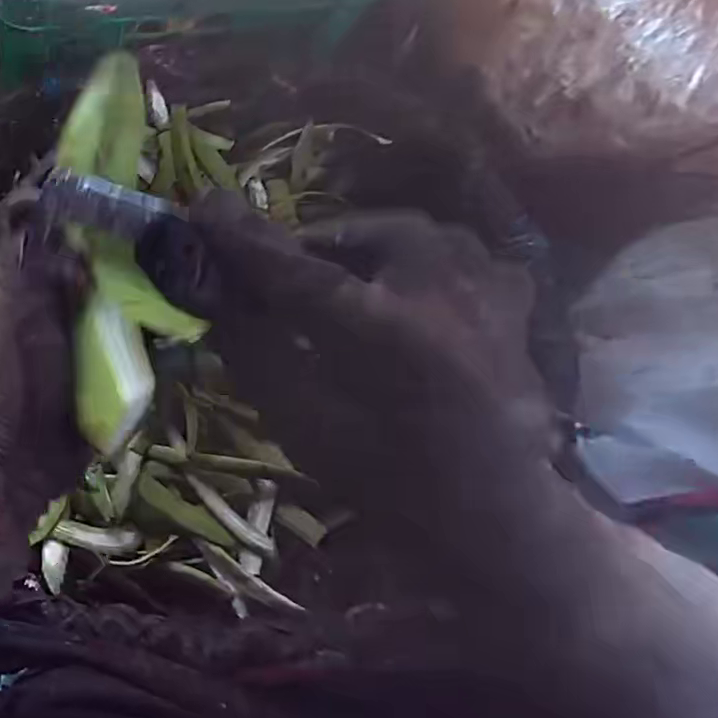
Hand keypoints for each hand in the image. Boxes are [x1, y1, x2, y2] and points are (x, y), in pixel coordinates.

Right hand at [188, 194, 561, 521]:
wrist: (486, 511)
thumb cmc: (374, 471)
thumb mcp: (291, 415)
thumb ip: (250, 345)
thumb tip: (214, 292)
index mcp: (379, 334)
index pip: (292, 268)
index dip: (242, 236)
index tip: (203, 205)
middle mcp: (441, 299)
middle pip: (365, 233)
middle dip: (313, 242)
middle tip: (283, 269)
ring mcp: (490, 299)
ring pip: (419, 234)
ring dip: (365, 245)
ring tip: (338, 274)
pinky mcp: (514, 307)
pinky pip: (462, 255)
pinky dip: (418, 259)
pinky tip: (400, 286)